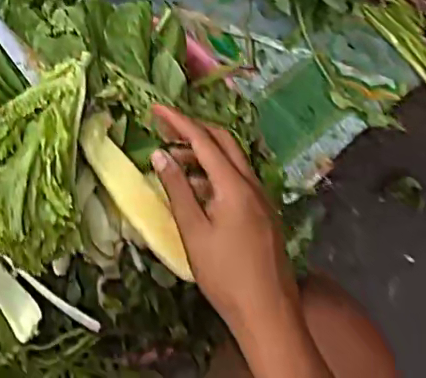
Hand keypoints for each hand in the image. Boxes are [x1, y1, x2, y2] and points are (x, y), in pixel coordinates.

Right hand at [150, 105, 319, 371]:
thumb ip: (177, 189)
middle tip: (165, 127)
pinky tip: (198, 189)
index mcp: (234, 185)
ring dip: (204, 151)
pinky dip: (216, 171)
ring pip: (232, 158)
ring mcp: (262, 198)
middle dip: (193, 128)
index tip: (155, 108)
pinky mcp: (264, 213)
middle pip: (222, 140)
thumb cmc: (226, 276)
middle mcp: (252, 183)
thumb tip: (160, 154)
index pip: (202, 139)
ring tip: (175, 160)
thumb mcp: (193, 232)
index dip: (177, 120)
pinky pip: (238, 178)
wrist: (270, 317)